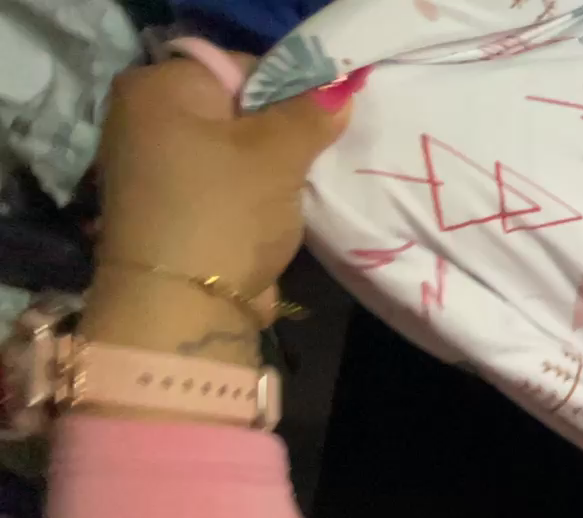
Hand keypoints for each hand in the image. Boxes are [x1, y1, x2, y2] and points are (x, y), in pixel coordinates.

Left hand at [81, 52, 352, 367]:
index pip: (239, 68)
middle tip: (331, 156)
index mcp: (163, 89)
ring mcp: (164, 161)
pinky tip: (291, 207)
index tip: (331, 122)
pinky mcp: (183, 200)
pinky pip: (234, 179)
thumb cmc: (227, 210)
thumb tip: (340, 91)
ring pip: (241, 147)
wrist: (188, 293)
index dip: (290, 89)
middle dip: (289, 131)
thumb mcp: (276, 157)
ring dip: (282, 166)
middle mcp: (151, 115)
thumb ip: (309, 119)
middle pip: (240, 109)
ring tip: (317, 184)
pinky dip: (266, 190)